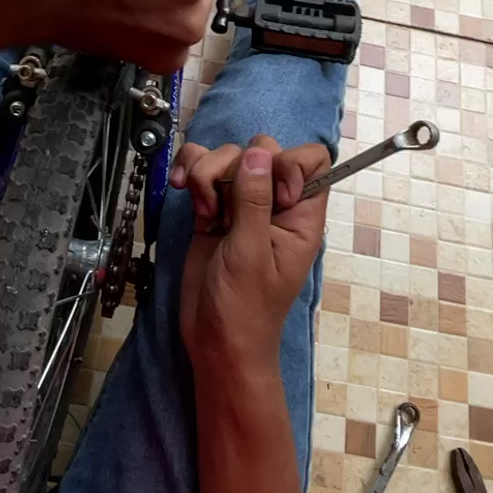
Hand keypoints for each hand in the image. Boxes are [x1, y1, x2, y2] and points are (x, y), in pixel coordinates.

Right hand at [175, 136, 329, 376]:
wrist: (213, 342)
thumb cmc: (244, 309)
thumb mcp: (250, 254)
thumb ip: (254, 201)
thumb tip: (257, 153)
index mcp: (300, 215)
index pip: (309, 160)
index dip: (288, 165)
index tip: (269, 194)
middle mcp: (273, 202)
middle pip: (260, 150)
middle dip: (233, 167)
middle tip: (221, 205)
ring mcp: (241, 202)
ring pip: (227, 155)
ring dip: (206, 173)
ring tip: (201, 208)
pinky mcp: (212, 206)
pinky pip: (202, 169)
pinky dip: (190, 172)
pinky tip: (183, 190)